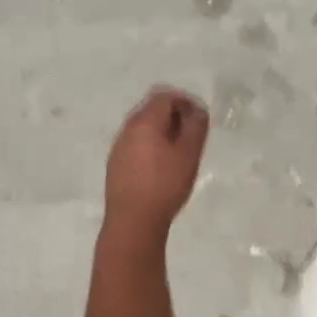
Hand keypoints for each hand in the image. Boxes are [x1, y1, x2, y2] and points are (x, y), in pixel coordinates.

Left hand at [104, 87, 209, 236]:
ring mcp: (118, 147)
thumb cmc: (165, 184)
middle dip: (174, 115)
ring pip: (143, 128)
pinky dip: (151, 145)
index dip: (185, 100)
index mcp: (145, 122)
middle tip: (193, 134)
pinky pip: (136, 144)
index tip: (200, 117)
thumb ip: (196, 128)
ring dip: (162, 131)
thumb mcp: (189, 155)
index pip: (164, 96)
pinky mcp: (116, 164)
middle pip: (151, 109)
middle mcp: (127, 129)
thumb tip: (198, 111)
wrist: (133, 220)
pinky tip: (161, 167)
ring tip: (179, 152)